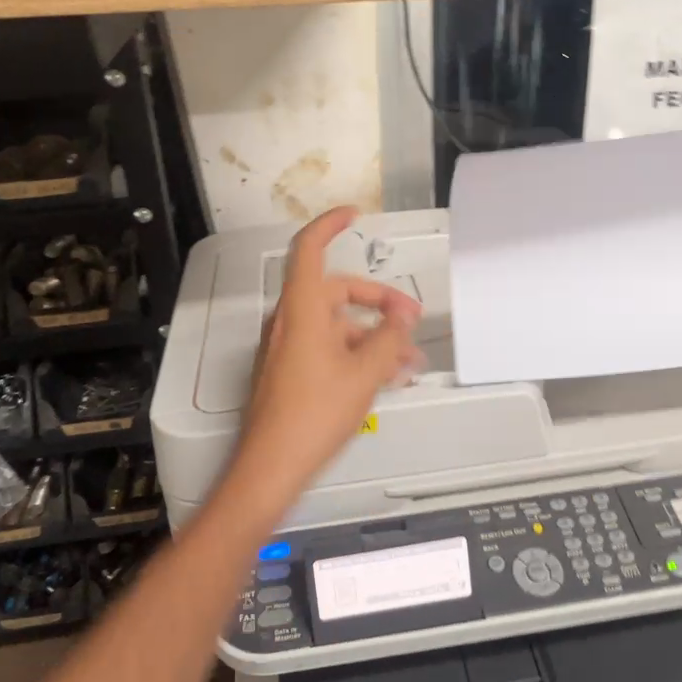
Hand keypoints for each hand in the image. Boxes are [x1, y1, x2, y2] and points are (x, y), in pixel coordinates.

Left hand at [235, 207, 421, 492]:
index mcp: (302, 310)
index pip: (309, 249)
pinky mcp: (286, 371)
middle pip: (335, 292)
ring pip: (335, 325)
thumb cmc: (314, 415)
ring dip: (372, 335)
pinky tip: (383, 377)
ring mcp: (285, 347)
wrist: (271, 465)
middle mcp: (288, 321)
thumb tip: (401, 318)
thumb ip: (389, 340)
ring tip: (407, 361)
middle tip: (411, 320)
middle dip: (378, 302)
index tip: (354, 215)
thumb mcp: (365, 375)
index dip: (330, 225)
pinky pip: (325, 347)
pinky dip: (354, 353)